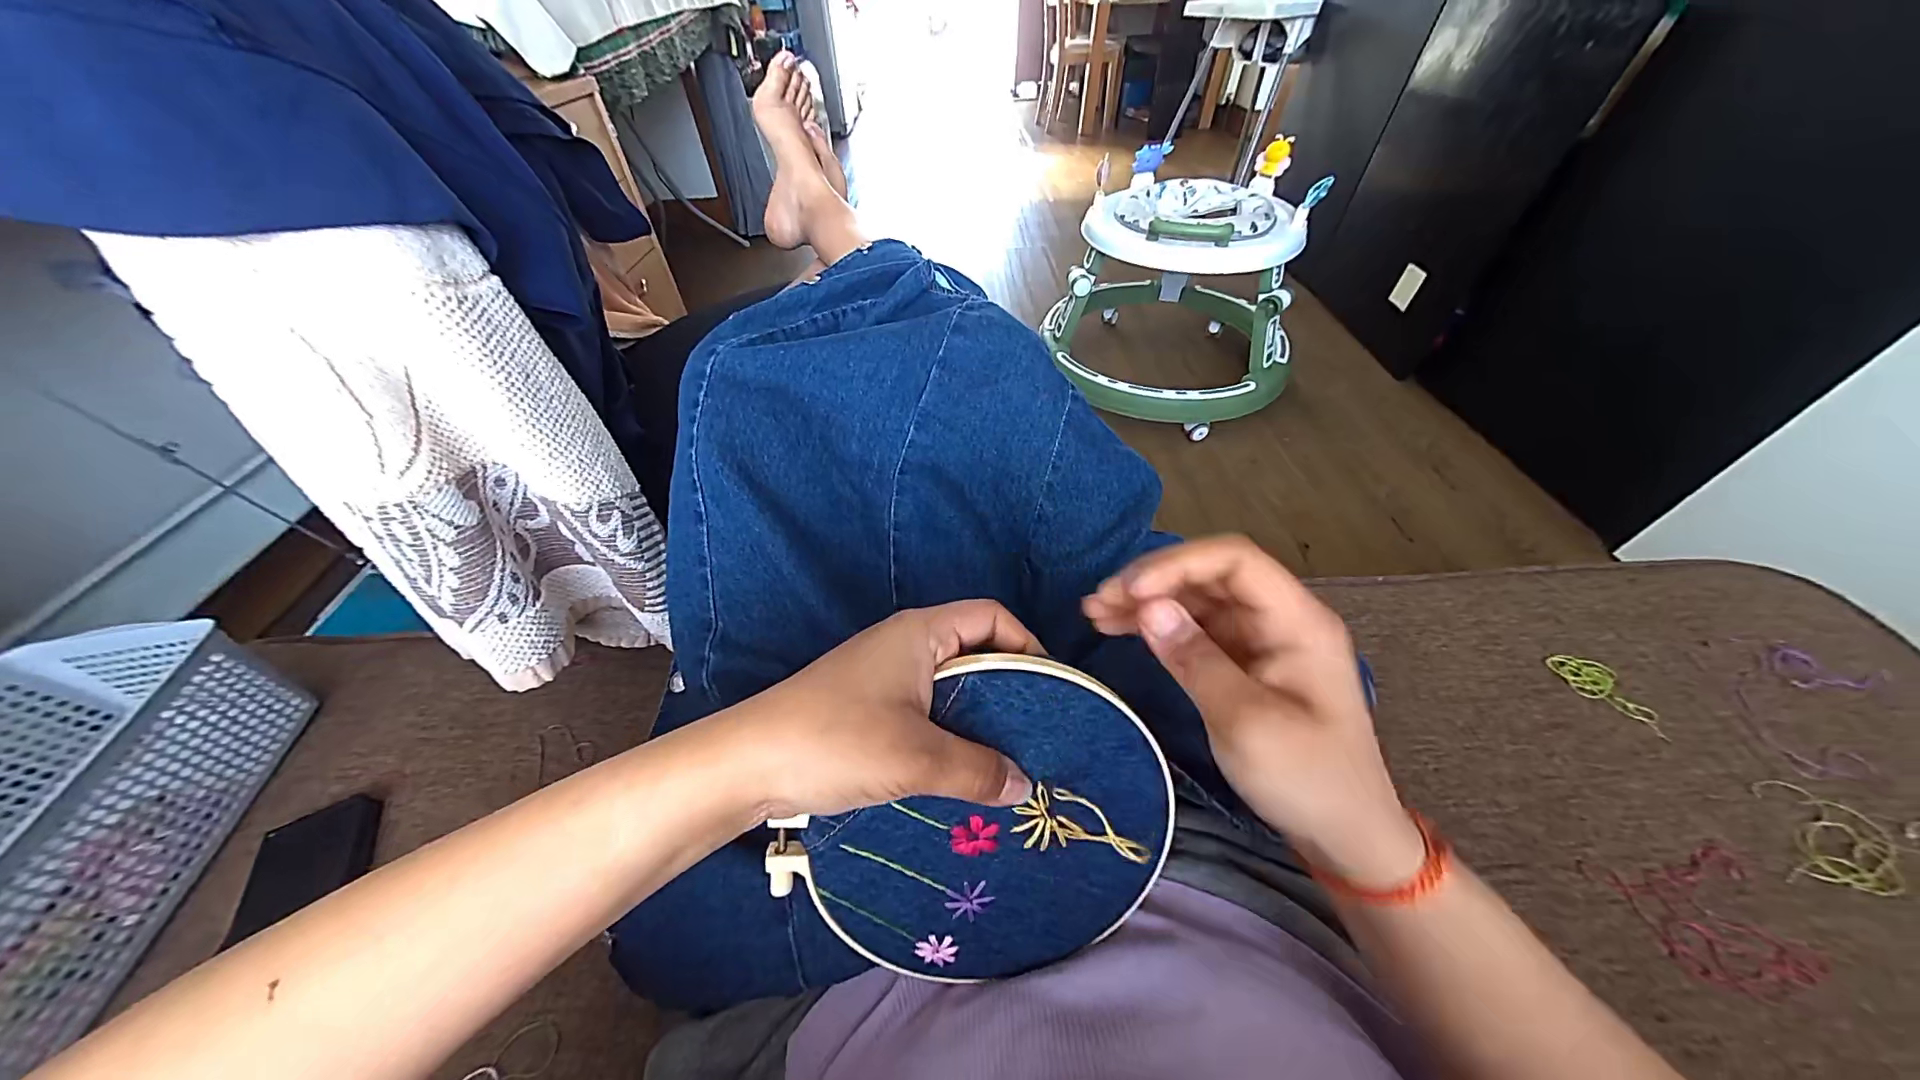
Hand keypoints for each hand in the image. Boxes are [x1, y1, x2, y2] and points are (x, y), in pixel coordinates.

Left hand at [720, 601, 1038, 820]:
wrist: (745, 763)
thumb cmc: (834, 741)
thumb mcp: (915, 758)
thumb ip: (977, 770)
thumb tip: (1023, 785)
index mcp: (921, 633)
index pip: (992, 617)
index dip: (1028, 644)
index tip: (1050, 691)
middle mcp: (906, 644)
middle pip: (976, 651)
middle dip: (1010, 689)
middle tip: (1037, 735)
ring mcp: (885, 675)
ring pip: (952, 687)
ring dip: (979, 718)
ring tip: (1007, 762)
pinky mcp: (870, 706)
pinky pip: (927, 710)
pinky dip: (951, 734)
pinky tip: (962, 773)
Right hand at [1083, 535, 1424, 886]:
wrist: (1344, 835)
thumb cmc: (1306, 779)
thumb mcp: (1245, 722)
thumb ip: (1195, 659)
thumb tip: (1147, 607)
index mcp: (1297, 621)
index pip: (1234, 560)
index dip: (1177, 564)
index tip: (1130, 591)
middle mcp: (1278, 619)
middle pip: (1209, 575)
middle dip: (1151, 580)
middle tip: (1098, 601)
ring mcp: (1258, 640)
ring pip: (1195, 599)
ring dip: (1145, 601)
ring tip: (1095, 612)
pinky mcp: (1241, 662)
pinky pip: (1193, 628)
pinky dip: (1155, 626)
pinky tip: (1119, 628)